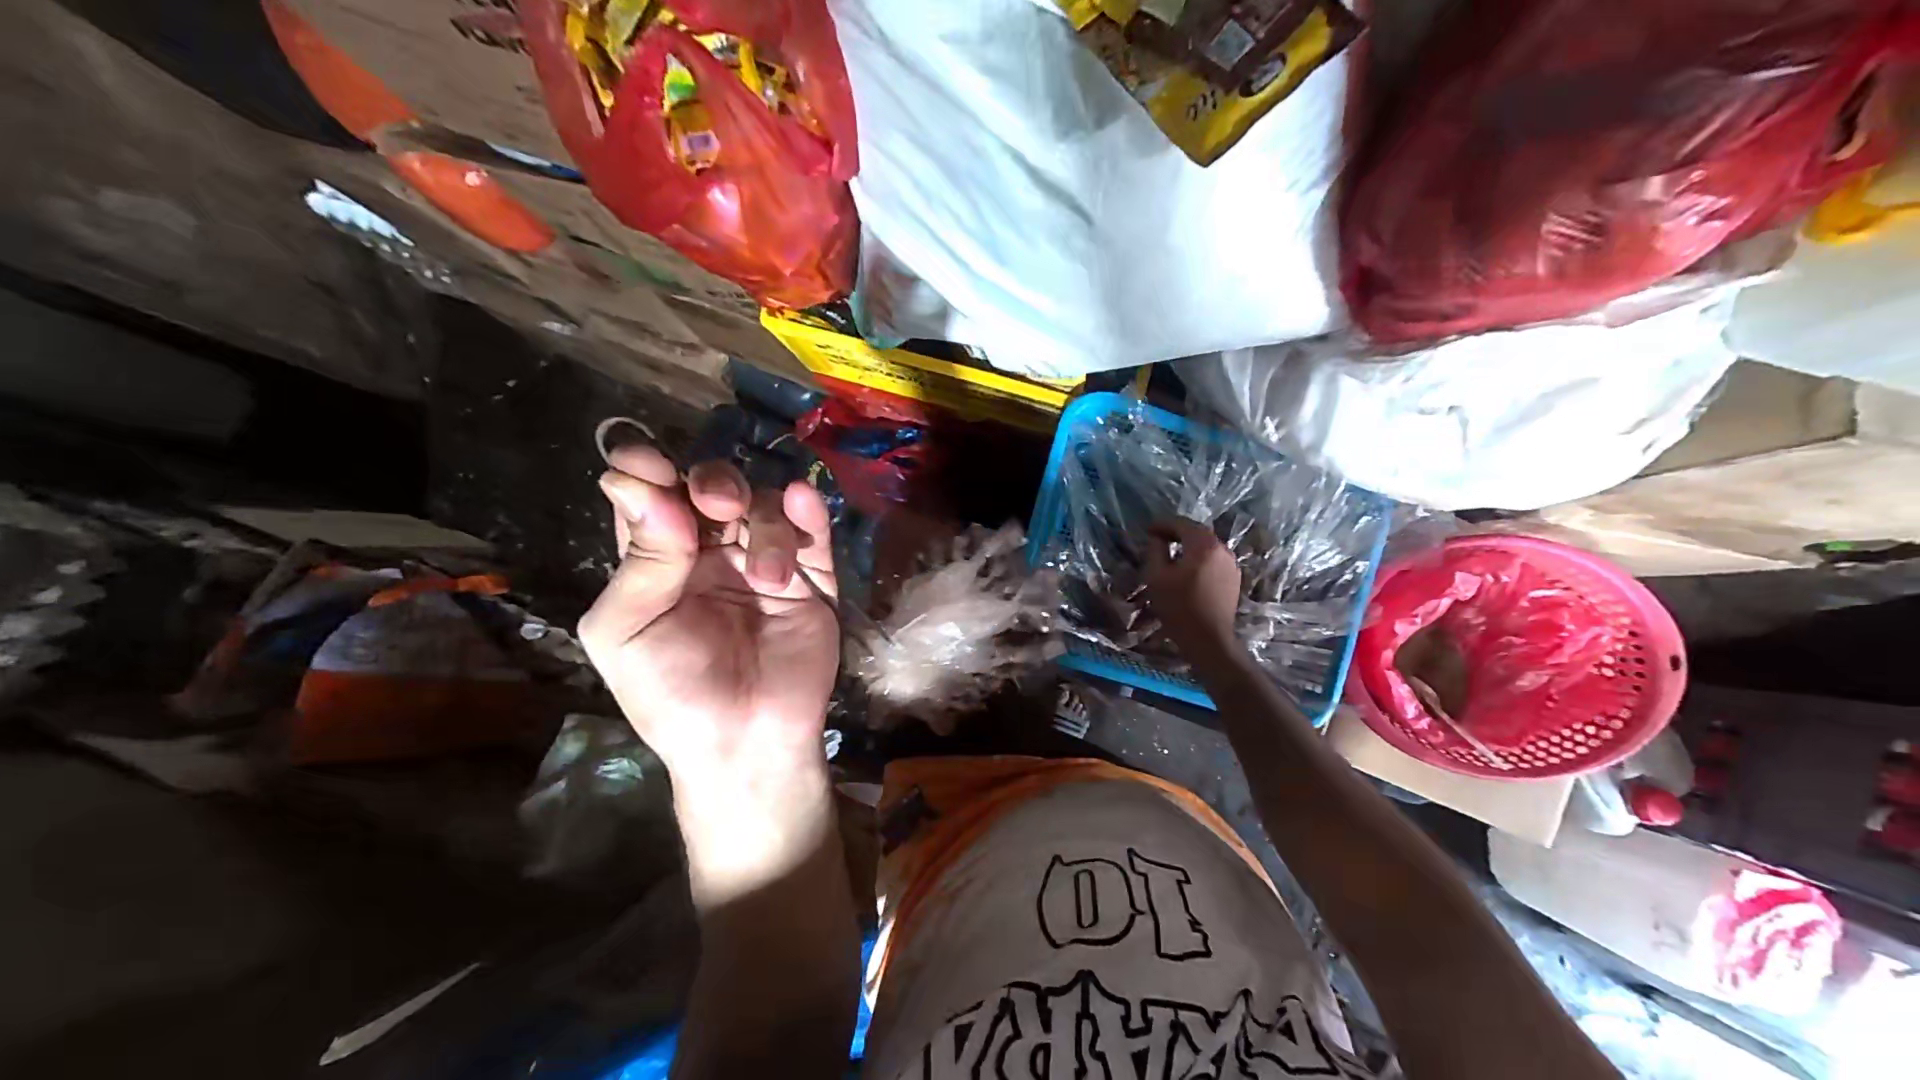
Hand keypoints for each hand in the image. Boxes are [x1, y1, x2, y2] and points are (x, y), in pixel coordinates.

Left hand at [577, 444, 839, 900]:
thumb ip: (640, 561)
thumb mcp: (626, 631)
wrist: (743, 743)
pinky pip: (814, 533)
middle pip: (712, 488)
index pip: (650, 496)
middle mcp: (710, 552)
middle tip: (715, 505)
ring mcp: (764, 562)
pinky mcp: (812, 580)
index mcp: (658, 560)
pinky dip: (809, 512)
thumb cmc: (671, 693)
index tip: (646, 466)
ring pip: (764, 507)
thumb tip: (641, 483)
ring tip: (768, 578)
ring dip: (764, 524)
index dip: (646, 471)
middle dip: (713, 484)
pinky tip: (802, 502)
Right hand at [1144, 518, 1241, 658]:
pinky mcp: (1234, 578)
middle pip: (1197, 532)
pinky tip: (1188, 569)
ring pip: (1207, 546)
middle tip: (1158, 538)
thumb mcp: (1157, 576)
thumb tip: (1158, 539)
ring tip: (1172, 553)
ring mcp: (1232, 564)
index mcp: (1204, 545)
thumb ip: (1156, 550)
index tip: (1148, 530)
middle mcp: (1222, 549)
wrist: (1209, 639)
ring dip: (1189, 545)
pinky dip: (1199, 558)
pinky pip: (1214, 560)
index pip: (1182, 524)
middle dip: (1177, 532)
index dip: (1163, 524)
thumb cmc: (1179, 607)